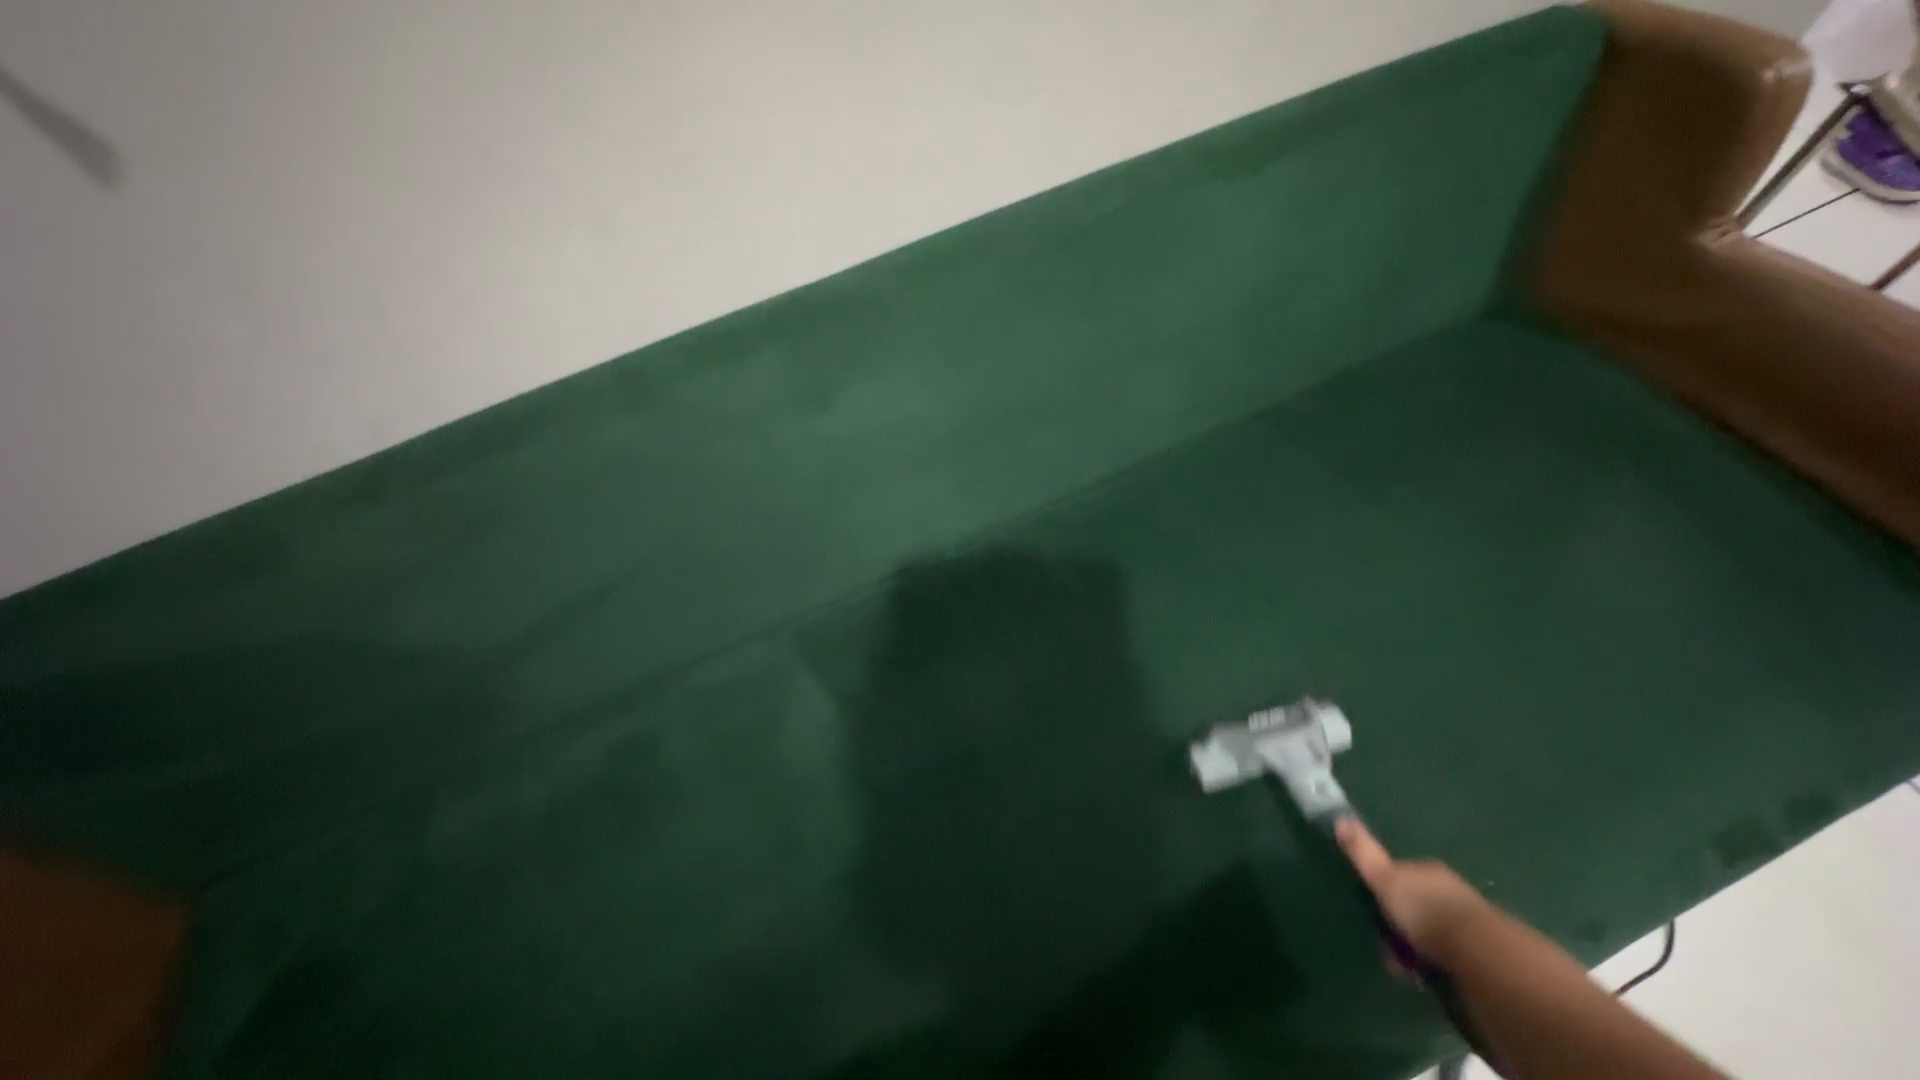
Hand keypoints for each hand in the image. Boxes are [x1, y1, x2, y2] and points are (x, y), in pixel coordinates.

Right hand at [1335, 817, 1489, 962]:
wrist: (1475, 951)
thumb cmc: (1424, 910)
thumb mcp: (1384, 879)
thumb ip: (1363, 852)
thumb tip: (1339, 817)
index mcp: (1428, 870)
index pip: (1401, 874)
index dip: (1383, 890)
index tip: (1372, 910)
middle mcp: (1449, 890)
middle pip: (1415, 904)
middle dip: (1400, 924)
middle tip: (1386, 944)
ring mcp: (1467, 920)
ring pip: (1430, 931)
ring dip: (1416, 948)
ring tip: (1405, 967)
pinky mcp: (1478, 950)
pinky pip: (1446, 954)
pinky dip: (1433, 964)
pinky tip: (1425, 976)